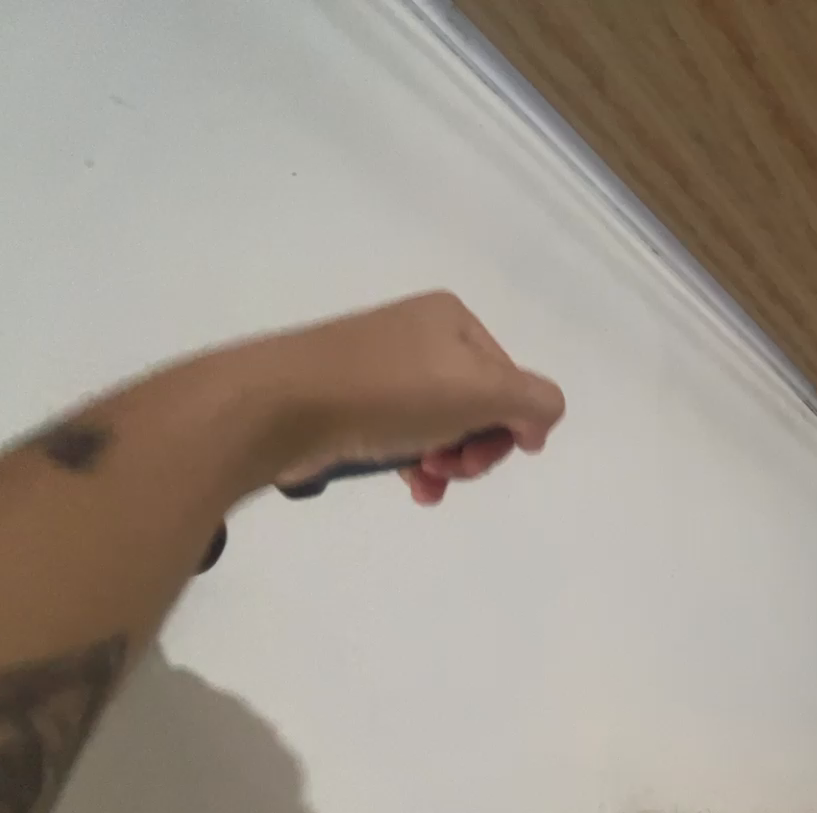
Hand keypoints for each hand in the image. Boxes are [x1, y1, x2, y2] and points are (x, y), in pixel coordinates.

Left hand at [263, 291, 564, 503]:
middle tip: (456, 470)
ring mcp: (384, 367)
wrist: (278, 406)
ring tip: (429, 483)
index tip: (491, 457)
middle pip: (480, 406)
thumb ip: (536, 401)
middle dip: (477, 448)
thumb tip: (538, 425)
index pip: (513, 382)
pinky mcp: (353, 400)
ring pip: (445, 426)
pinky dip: (418, 464)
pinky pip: (406, 435)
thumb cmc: (390, 393)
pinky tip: (414, 486)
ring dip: (449, 463)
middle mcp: (421, 336)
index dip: (512, 425)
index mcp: (454, 321)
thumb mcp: (484, 391)